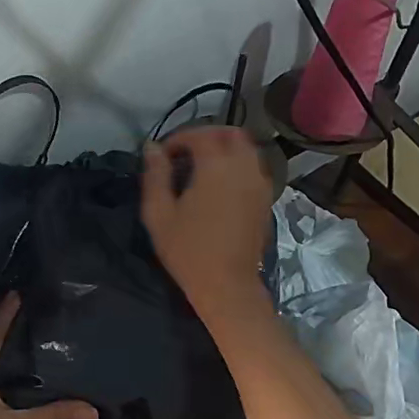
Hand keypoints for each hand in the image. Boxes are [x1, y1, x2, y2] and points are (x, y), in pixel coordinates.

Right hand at [141, 126, 272, 311]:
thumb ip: (155, 175)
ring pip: (246, 149)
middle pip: (230, 133)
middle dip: (206, 136)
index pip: (199, 134)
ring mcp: (260, 183)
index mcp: (217, 165)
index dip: (178, 139)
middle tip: (185, 155)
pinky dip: (237, 165)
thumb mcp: (159, 213)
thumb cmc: (188, 250)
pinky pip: (254, 168)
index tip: (162, 157)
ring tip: (202, 169)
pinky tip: (219, 186)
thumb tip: (152, 147)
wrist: (227, 284)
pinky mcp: (266, 199)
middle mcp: (244, 166)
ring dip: (224, 149)